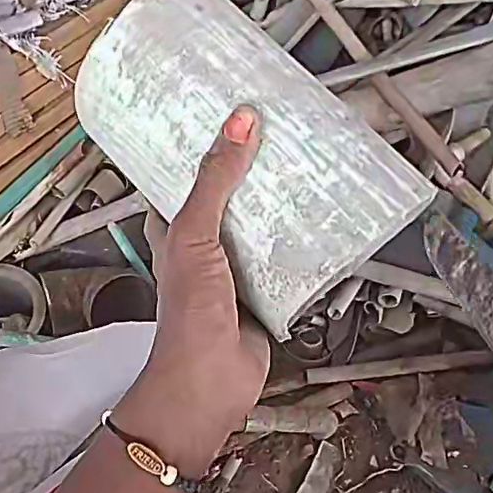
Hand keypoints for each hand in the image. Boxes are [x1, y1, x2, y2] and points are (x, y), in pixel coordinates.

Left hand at [112, 105, 270, 474]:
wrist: (212, 378)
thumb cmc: (189, 314)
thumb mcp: (195, 235)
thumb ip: (214, 183)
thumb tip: (238, 125)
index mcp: (173, 228)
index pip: (184, 176)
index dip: (201, 147)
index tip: (226, 115)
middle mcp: (202, 245)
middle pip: (229, 196)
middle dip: (250, 170)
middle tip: (278, 132)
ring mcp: (233, 268)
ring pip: (259, 225)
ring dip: (278, 204)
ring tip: (304, 164)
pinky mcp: (263, 289)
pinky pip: (283, 256)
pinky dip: (299, 241)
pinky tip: (320, 218)